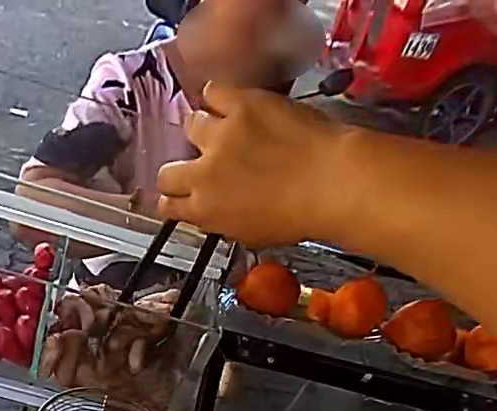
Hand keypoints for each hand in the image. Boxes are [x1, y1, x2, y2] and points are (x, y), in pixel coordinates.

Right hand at [157, 83, 351, 248]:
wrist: (329, 182)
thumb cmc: (295, 215)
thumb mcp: (246, 234)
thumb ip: (219, 220)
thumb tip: (211, 211)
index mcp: (202, 209)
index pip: (167, 205)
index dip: (171, 200)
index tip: (179, 196)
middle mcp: (203, 174)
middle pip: (168, 171)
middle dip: (177, 171)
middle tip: (192, 166)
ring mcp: (220, 137)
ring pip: (190, 126)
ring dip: (198, 130)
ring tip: (212, 129)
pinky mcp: (242, 105)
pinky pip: (215, 92)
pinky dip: (215, 95)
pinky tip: (221, 99)